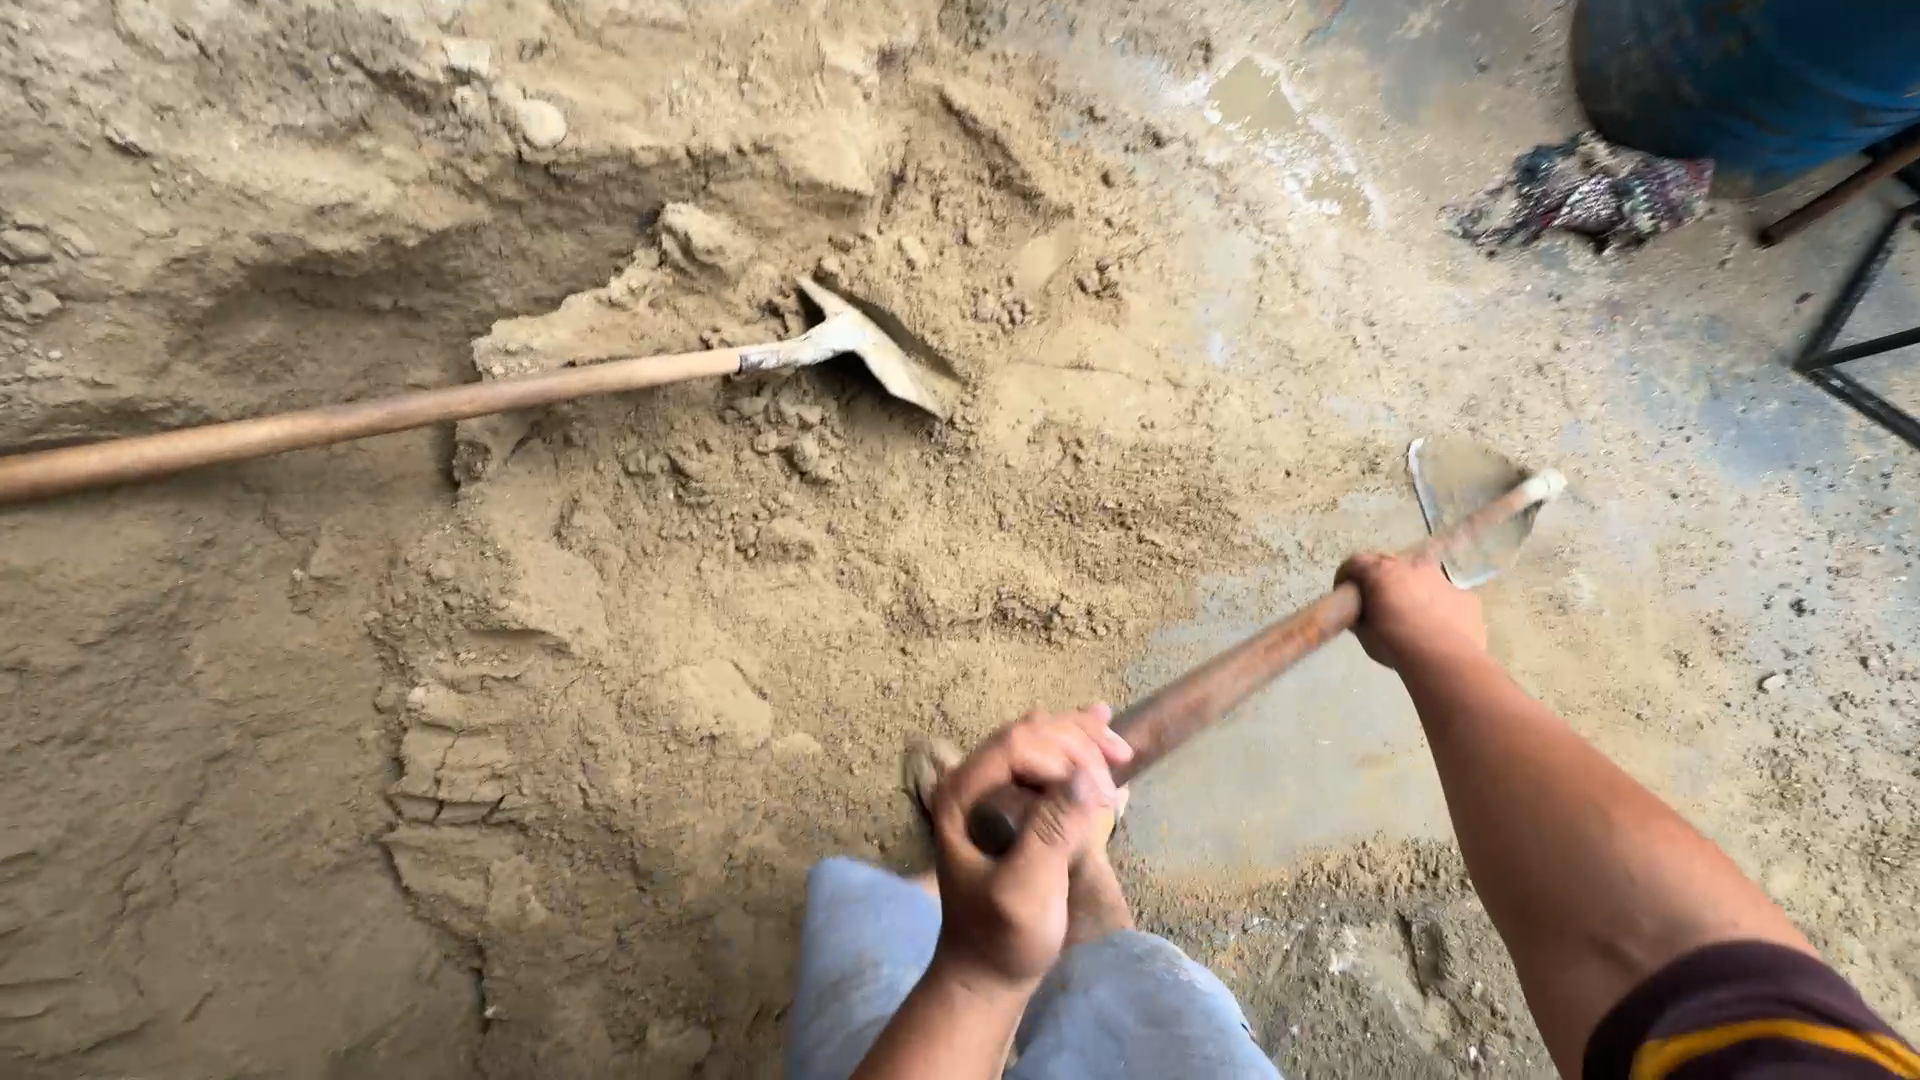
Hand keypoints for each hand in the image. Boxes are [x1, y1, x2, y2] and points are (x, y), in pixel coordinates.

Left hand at [925, 706, 1132, 995]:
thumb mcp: (1027, 891)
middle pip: (1029, 733)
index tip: (1104, 795)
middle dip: (1078, 742)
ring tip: (1118, 749)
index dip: (1066, 755)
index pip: (1017, 744)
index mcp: (961, 794)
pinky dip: (1073, 745)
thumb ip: (1051, 831)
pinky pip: (1042, 756)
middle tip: (1121, 767)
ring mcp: (989, 788)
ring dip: (1080, 739)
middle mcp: (970, 780)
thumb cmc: (1002, 938)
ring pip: (1038, 738)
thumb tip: (1087, 776)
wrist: (986, 971)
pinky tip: (1097, 726)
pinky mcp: (1009, 800)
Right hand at [1337, 552, 1487, 670]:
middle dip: (1380, 579)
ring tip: (1411, 615)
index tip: (1346, 594)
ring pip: (1420, 576)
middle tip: (1378, 603)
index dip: (1346, 577)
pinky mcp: (1465, 596)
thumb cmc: (1394, 643)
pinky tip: (1438, 627)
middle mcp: (1411, 566)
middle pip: (1389, 564)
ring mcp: (1442, 579)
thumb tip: (1362, 614)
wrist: (1444, 659)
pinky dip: (1438, 605)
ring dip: (1412, 589)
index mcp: (1380, 572)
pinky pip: (1445, 595)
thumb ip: (1361, 615)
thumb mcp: (1363, 632)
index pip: (1354, 563)